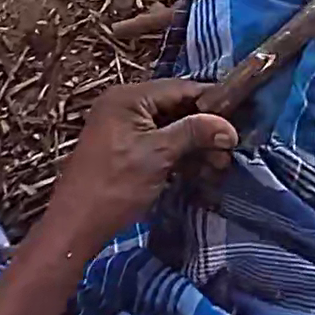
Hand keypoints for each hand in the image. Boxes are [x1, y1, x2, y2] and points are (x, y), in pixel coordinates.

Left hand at [43, 79, 237, 251]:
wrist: (75, 226)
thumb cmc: (115, 185)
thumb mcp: (158, 155)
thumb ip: (193, 133)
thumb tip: (228, 126)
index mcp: (128, 96)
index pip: (178, 88)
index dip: (210, 101)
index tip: (239, 116)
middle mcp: (124, 103)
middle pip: (174, 106)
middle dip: (203, 126)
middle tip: (229, 149)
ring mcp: (122, 125)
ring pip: (167, 126)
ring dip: (192, 143)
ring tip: (218, 164)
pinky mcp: (122, 147)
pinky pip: (156, 140)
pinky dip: (176, 152)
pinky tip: (198, 168)